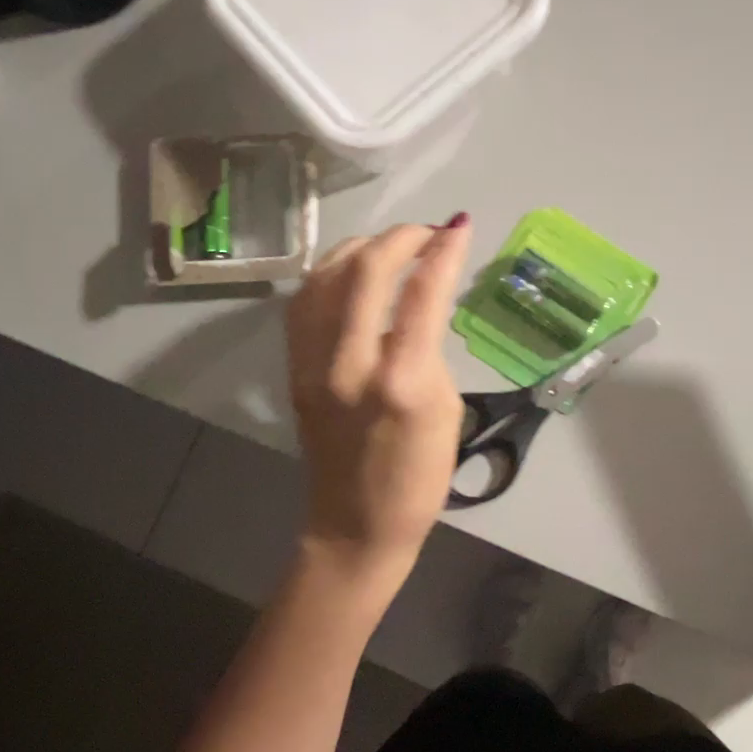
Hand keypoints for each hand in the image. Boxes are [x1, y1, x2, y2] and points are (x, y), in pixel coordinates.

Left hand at [286, 215, 471, 568]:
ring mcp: (314, 365)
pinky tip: (349, 271)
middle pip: (367, 271)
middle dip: (401, 237)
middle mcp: (351, 364)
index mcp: (402, 381)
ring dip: (360, 248)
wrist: (354, 525)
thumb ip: (430, 349)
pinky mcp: (294, 371)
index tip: (458, 226)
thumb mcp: (445, 410)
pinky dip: (328, 274)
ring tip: (388, 246)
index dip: (444, 250)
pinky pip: (304, 303)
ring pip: (326, 277)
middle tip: (425, 234)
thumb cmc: (417, 479)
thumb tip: (424, 300)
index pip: (423, 292)